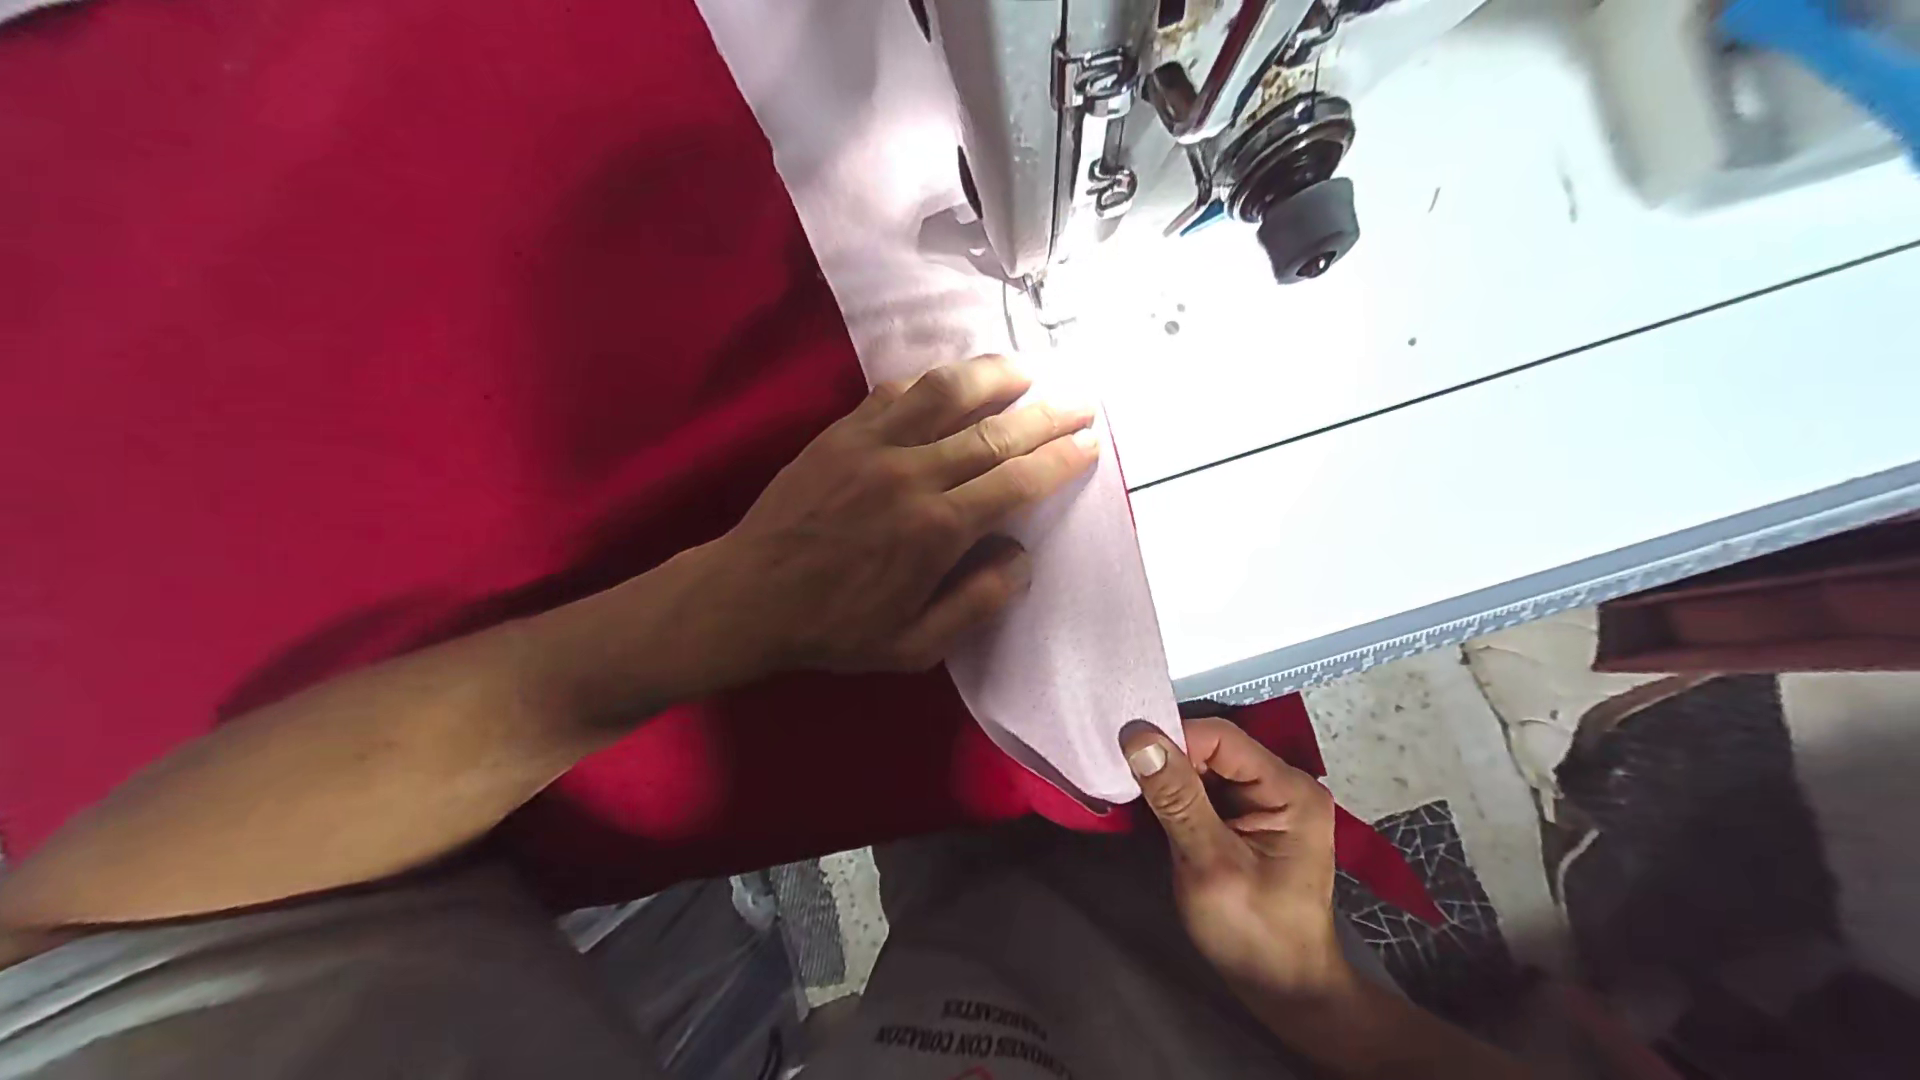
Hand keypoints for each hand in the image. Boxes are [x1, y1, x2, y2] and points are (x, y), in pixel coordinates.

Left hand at [708, 355, 1097, 673]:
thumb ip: (977, 602)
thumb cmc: (835, 629)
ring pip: (946, 393)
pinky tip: (951, 382)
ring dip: (993, 376)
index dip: (1061, 458)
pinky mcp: (840, 433)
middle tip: (1079, 401)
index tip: (1088, 443)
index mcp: (936, 530)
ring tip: (1025, 371)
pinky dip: (931, 382)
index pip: (1018, 481)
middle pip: (995, 431)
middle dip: (1046, 414)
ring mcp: (872, 446)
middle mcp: (912, 475)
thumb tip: (1021, 555)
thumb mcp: (914, 646)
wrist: (749, 596)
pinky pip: (894, 393)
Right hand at [1122, 717, 1356, 1005]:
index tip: (1131, 762)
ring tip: (1137, 793)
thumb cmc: (1252, 933)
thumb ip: (1176, 798)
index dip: (1173, 742)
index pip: (1219, 739)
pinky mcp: (1247, 814)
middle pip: (1211, 747)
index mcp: (1289, 790)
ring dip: (1169, 777)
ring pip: (1203, 765)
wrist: (1283, 990)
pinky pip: (1204, 786)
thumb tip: (1138, 737)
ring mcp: (1266, 799)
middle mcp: (1281, 783)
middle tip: (1127, 780)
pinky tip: (1155, 806)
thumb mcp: (1209, 864)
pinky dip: (1176, 793)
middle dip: (1169, 761)